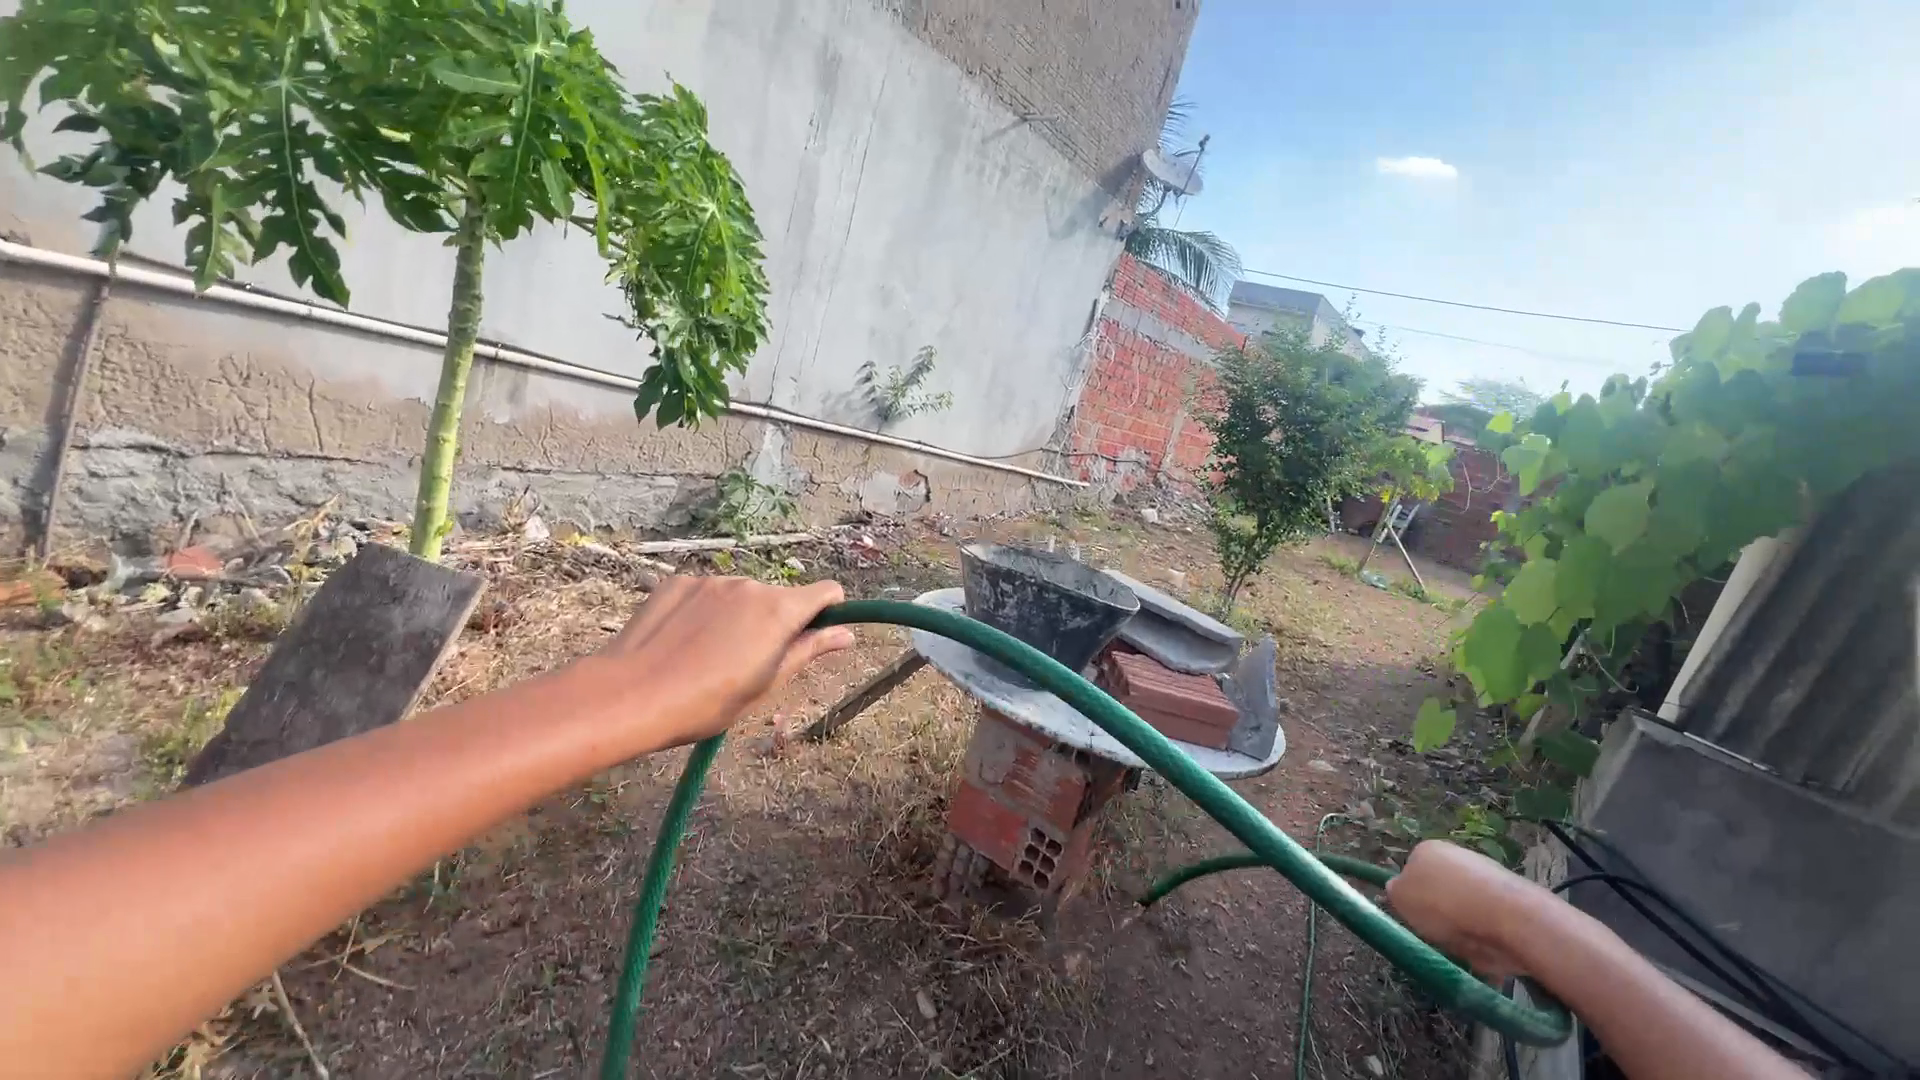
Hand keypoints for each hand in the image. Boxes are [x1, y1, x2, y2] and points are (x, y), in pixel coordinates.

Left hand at [589, 575, 855, 748]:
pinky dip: (704, 611)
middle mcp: (750, 584)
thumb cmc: (708, 702)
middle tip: (748, 662)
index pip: (826, 592)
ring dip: (737, 616)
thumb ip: (809, 650)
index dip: (827, 612)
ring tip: (708, 655)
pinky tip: (683, 642)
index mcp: (779, 610)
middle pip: (778, 597)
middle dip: (774, 621)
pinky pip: (705, 593)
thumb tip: (846, 635)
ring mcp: (711, 580)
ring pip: (740, 595)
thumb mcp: (767, 684)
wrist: (632, 695)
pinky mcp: (678, 582)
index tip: (812, 636)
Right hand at [1384, 839, 1555, 979]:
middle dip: (1442, 918)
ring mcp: (1490, 877)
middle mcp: (1458, 856)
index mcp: (1427, 849)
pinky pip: (1491, 928)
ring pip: (1467, 913)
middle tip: (1440, 937)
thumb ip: (1395, 892)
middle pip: (1442, 894)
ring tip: (1467, 952)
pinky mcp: (1515, 902)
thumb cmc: (1444, 904)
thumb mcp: (1400, 898)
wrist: (1509, 918)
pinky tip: (1489, 956)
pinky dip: (1489, 945)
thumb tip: (1401, 891)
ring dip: (1465, 935)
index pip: (1412, 873)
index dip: (1413, 899)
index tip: (1416, 918)